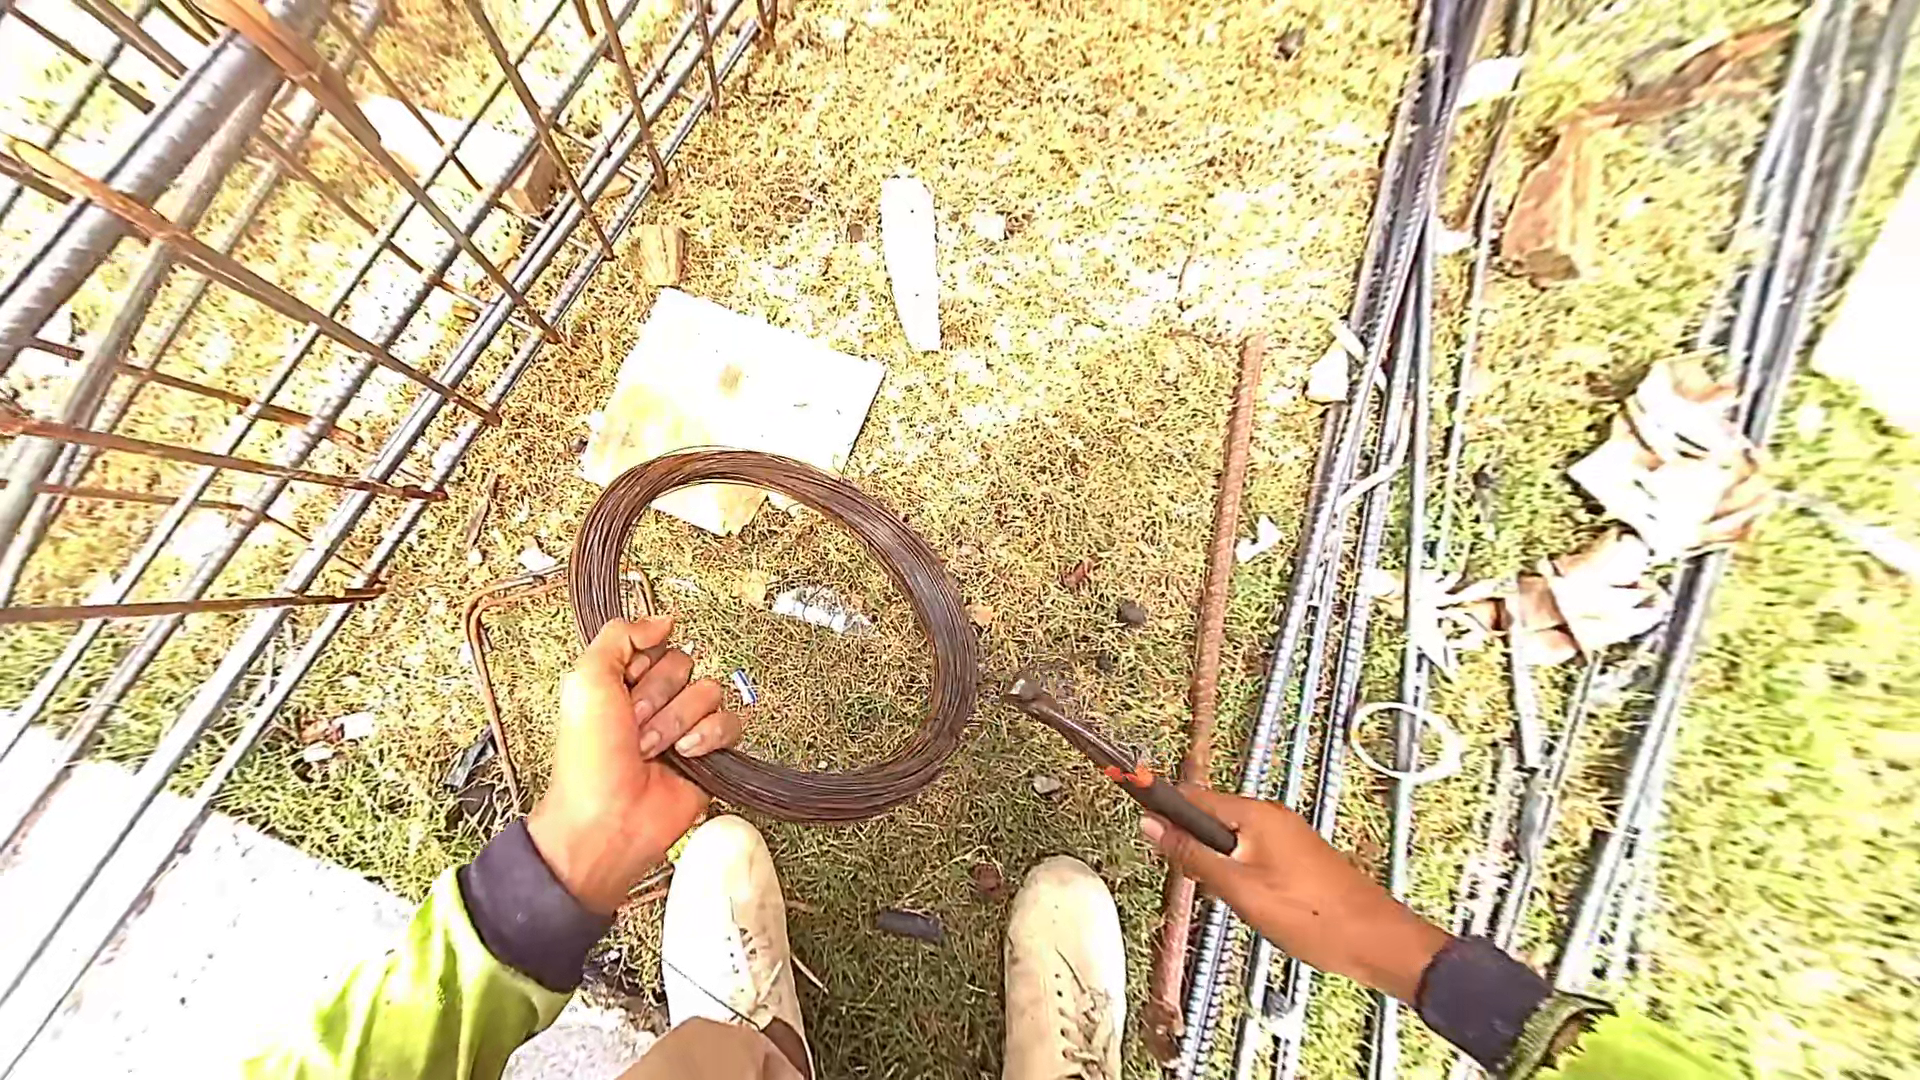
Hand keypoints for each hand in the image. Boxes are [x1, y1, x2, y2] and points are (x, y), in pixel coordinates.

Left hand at [526, 617, 743, 914]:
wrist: (608, 819)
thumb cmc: (588, 761)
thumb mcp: (586, 683)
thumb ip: (620, 637)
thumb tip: (663, 619)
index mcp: (626, 681)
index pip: (659, 645)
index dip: (643, 668)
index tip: (624, 691)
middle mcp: (657, 699)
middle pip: (687, 665)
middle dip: (659, 698)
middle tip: (635, 726)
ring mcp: (685, 723)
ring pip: (709, 692)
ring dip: (677, 723)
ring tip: (654, 749)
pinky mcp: (710, 747)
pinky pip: (730, 721)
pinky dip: (706, 738)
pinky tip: (685, 754)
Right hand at [1141, 786, 1449, 1001]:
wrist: (1383, 946)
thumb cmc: (1312, 916)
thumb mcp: (1240, 889)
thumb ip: (1192, 855)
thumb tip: (1150, 824)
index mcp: (1253, 814)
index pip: (1192, 796)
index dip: (1163, 808)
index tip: (1141, 819)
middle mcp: (1268, 814)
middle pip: (1210, 816)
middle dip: (1195, 845)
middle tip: (1200, 882)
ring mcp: (1284, 833)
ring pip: (1229, 837)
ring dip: (1218, 862)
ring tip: (1230, 898)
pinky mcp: (1295, 853)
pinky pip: (1250, 849)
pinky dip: (1239, 869)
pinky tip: (1252, 900)